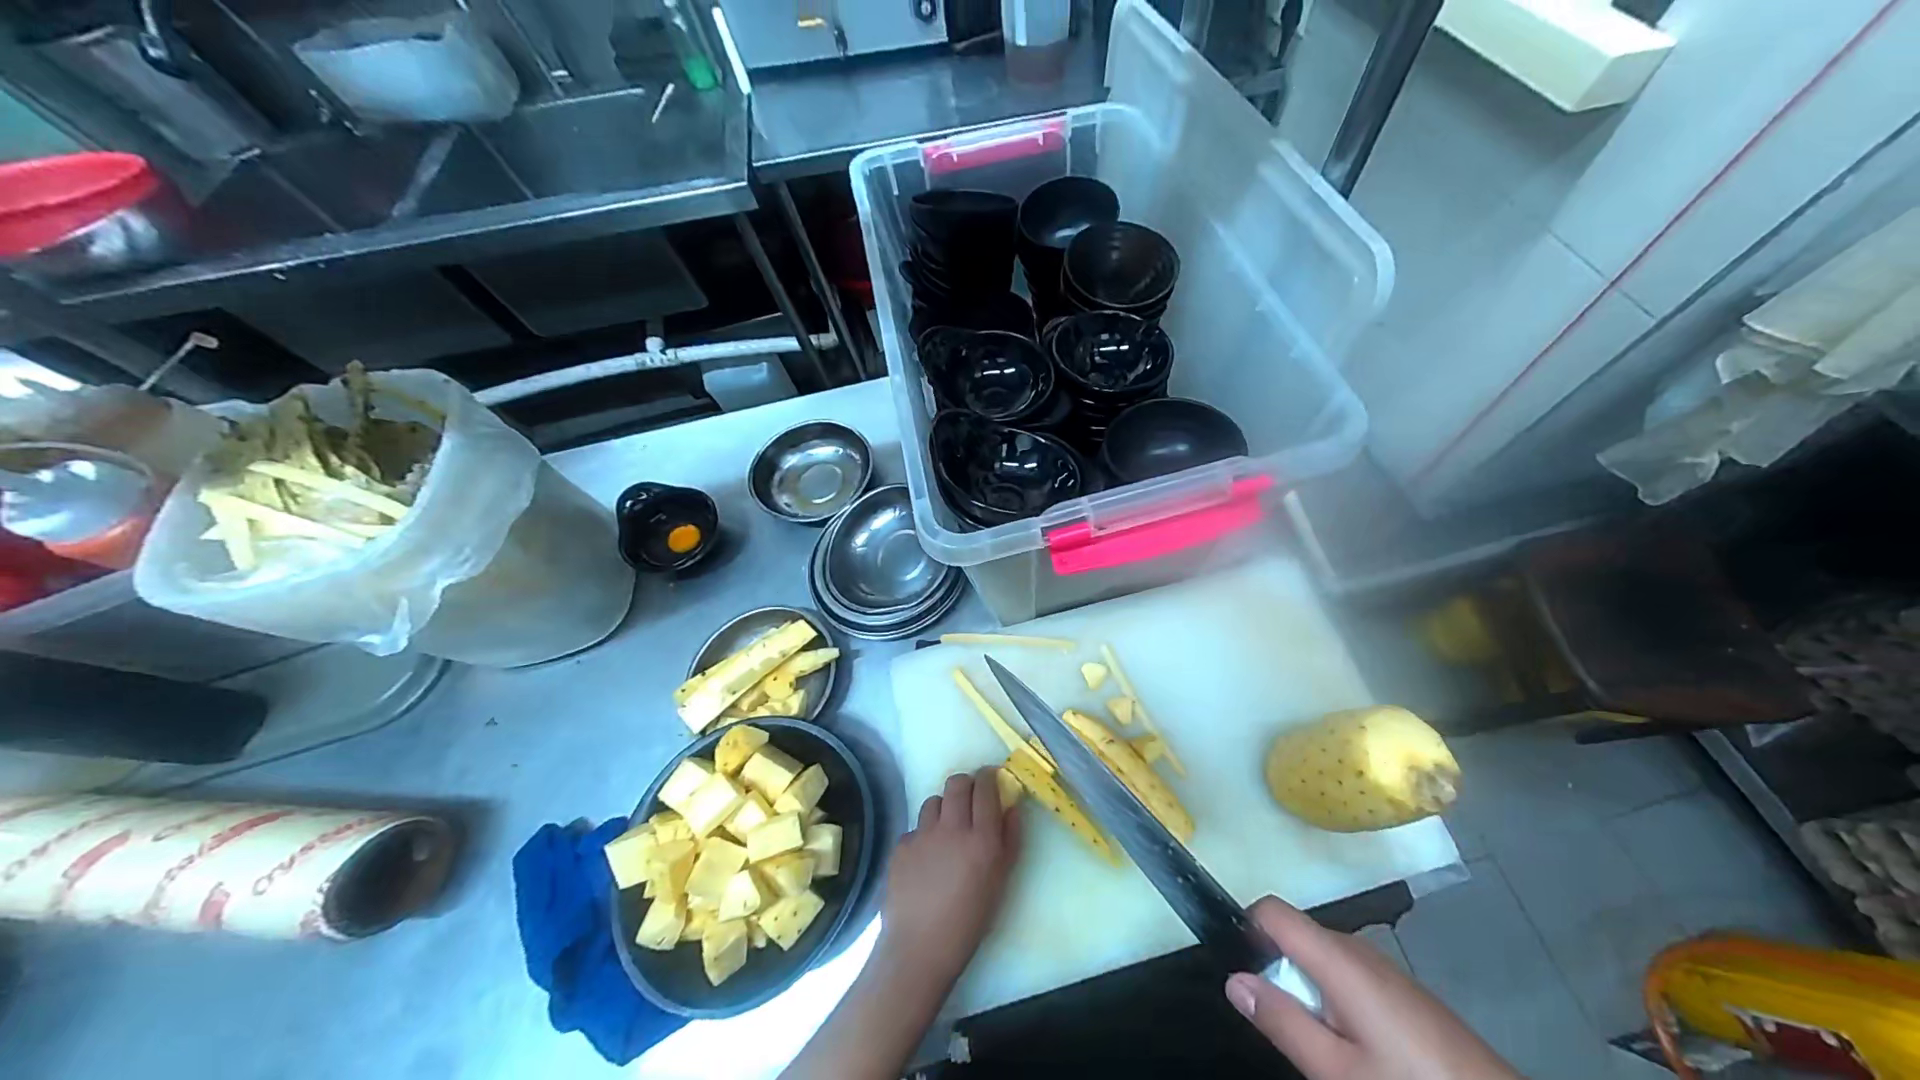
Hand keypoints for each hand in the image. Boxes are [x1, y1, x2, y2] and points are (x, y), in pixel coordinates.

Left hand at [876, 767, 1021, 983]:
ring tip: (948, 830)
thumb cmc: (969, 921)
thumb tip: (1011, 807)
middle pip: (957, 783)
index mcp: (981, 839)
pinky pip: (916, 827)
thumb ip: (1009, 841)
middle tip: (971, 798)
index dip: (989, 776)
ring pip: (934, 801)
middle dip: (966, 784)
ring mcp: (922, 835)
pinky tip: (926, 858)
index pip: (985, 788)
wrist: (919, 948)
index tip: (991, 777)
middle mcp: (951, 829)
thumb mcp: (1001, 882)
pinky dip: (924, 834)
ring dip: (944, 808)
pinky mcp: (900, 846)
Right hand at [1224, 897, 1521, 1079]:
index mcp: (1338, 959)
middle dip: (1280, 973)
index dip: (1247, 930)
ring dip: (1309, 992)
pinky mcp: (1405, 991)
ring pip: (1323, 960)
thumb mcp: (1336, 1069)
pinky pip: (1350, 977)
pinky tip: (1360, 1050)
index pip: (1272, 910)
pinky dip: (1337, 1001)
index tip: (1245, 975)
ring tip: (1327, 1048)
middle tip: (1290, 1030)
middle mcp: (1359, 950)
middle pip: (1296, 937)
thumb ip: (1282, 1021)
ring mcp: (1386, 969)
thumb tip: (1234, 981)